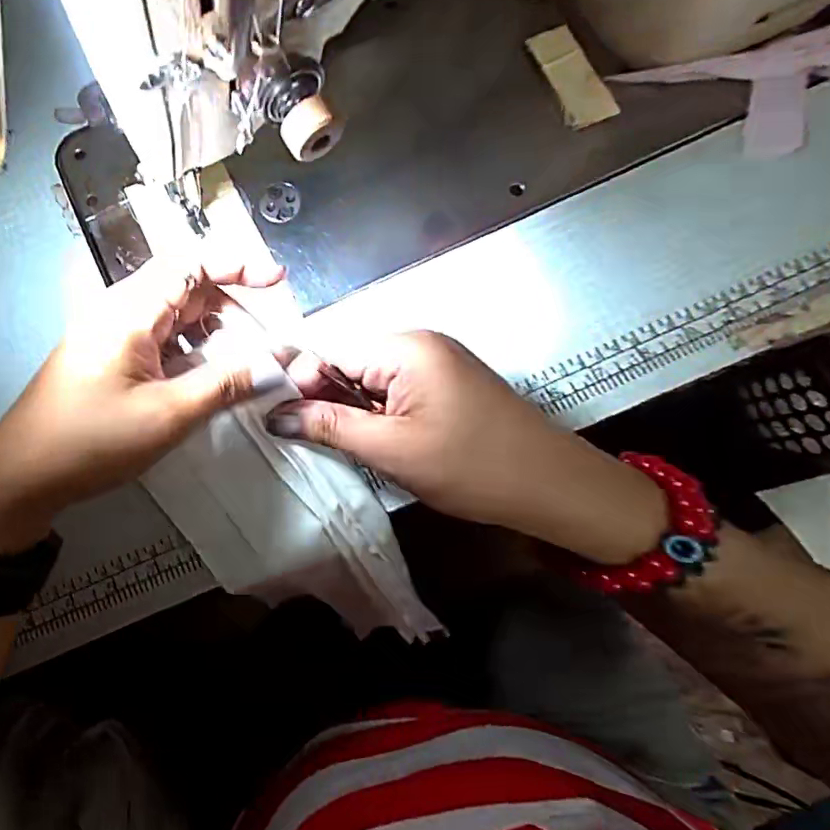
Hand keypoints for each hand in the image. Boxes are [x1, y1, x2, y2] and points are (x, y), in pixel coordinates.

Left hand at [0, 253, 285, 550]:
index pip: (190, 264)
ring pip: (177, 316)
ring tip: (246, 362)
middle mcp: (120, 311)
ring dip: (216, 332)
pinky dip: (194, 351)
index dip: (237, 264)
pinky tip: (212, 376)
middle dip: (234, 308)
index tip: (277, 279)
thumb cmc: (92, 440)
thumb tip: (279, 362)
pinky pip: (162, 340)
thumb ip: (227, 383)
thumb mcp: (168, 415)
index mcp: (129, 311)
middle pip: (188, 288)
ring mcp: (113, 335)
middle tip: (267, 342)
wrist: (22, 476)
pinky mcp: (111, 358)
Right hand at [267, 331, 667, 562]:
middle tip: (311, 441)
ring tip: (346, 447)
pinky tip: (379, 444)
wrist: (552, 486)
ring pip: (371, 382)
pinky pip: (397, 392)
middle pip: (350, 364)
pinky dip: (380, 416)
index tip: (280, 421)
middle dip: (327, 401)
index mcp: (405, 347)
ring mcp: (438, 363)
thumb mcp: (392, 450)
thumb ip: (330, 426)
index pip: (330, 352)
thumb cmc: (472, 467)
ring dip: (354, 413)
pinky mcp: (448, 385)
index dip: (301, 385)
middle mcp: (420, 343)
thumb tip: (278, 414)